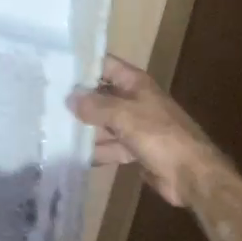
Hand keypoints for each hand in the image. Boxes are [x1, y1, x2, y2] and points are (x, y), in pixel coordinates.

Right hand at [67, 55, 216, 206]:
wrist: (193, 176)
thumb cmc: (159, 134)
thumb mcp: (123, 114)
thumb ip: (94, 105)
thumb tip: (70, 98)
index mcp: (134, 83)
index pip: (104, 64)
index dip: (82, 64)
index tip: (55, 66)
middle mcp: (133, 100)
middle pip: (101, 95)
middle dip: (79, 100)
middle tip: (48, 101)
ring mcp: (135, 126)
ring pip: (105, 122)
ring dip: (86, 128)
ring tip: (55, 129)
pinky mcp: (136, 150)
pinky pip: (112, 146)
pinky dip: (97, 150)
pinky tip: (76, 154)